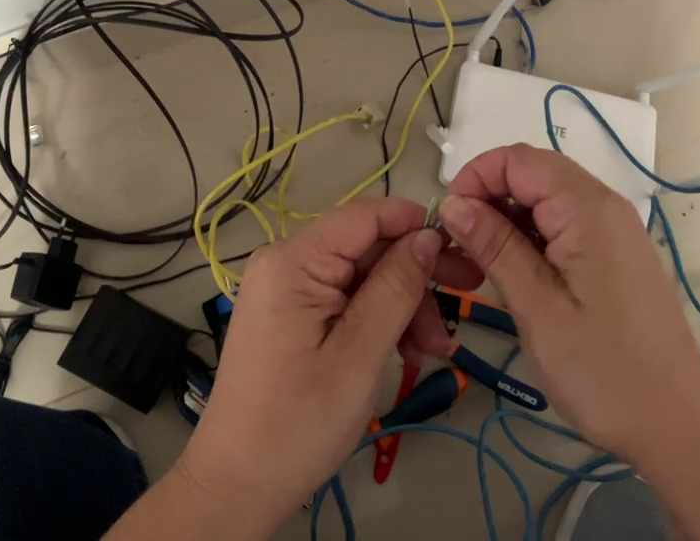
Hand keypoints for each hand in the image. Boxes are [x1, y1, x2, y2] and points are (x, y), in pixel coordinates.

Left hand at [167, 198, 479, 535]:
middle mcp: (285, 262)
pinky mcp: (291, 314)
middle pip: (366, 247)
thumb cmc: (298, 423)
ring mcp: (286, 289)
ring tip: (431, 351)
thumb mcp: (358, 355)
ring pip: (361, 275)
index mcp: (293, 261)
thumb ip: (395, 289)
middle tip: (462, 303)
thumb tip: (427, 235)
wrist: (237, 484)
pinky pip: (344, 299)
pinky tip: (404, 352)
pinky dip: (378, 320)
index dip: (415, 224)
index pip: (365, 216)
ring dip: (402, 305)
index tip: (461, 253)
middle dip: (414, 276)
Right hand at [440, 144, 699, 465]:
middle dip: (485, 199)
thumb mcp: (537, 308)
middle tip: (456, 248)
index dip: (475, 178)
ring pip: (543, 200)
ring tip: (474, 269)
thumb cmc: (603, 370)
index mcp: (587, 209)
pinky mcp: (612, 255)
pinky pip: (560, 226)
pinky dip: (527, 239)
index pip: (517, 158)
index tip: (448, 223)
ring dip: (503, 222)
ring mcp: (611, 231)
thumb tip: (453, 202)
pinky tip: (508, 276)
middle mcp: (603, 206)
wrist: (678, 427)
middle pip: (530, 174)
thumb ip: (494, 246)